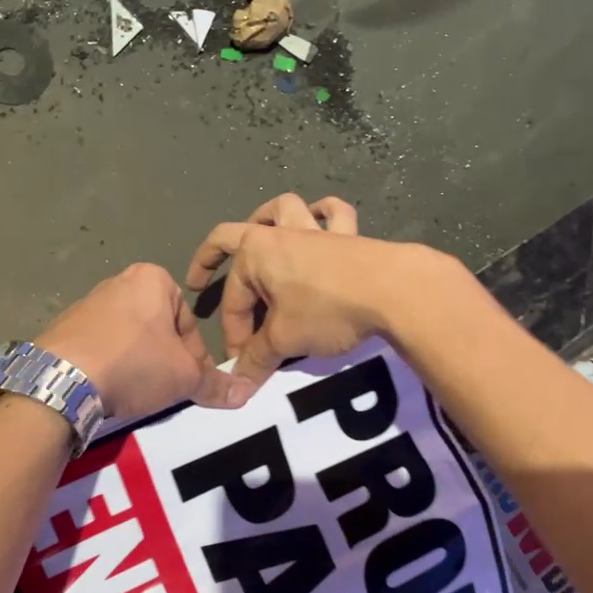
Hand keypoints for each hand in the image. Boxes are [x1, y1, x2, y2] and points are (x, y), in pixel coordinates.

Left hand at [35, 263, 252, 420]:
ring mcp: (87, 303)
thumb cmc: (134, 363)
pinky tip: (109, 388)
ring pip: (129, 337)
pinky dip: (110, 365)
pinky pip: (100, 346)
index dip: (195, 357)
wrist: (63, 378)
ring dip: (138, 362)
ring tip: (137, 391)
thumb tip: (244, 393)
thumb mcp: (183, 377)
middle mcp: (118, 281)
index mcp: (152, 278)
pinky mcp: (64, 327)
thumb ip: (215, 384)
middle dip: (165, 357)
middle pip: (158, 327)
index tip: (191, 382)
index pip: (189, 320)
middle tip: (166, 387)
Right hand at [185, 194, 455, 389]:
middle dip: (211, 257)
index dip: (233, 334)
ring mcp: (315, 230)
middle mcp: (279, 234)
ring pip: (284, 209)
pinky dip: (324, 213)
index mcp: (255, 254)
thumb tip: (236, 383)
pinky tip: (321, 219)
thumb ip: (258, 358)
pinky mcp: (347, 234)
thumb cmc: (326, 310)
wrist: (392, 289)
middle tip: (200, 278)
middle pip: (235, 237)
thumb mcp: (285, 339)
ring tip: (260, 233)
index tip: (243, 362)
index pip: (233, 301)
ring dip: (267, 218)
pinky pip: (333, 214)